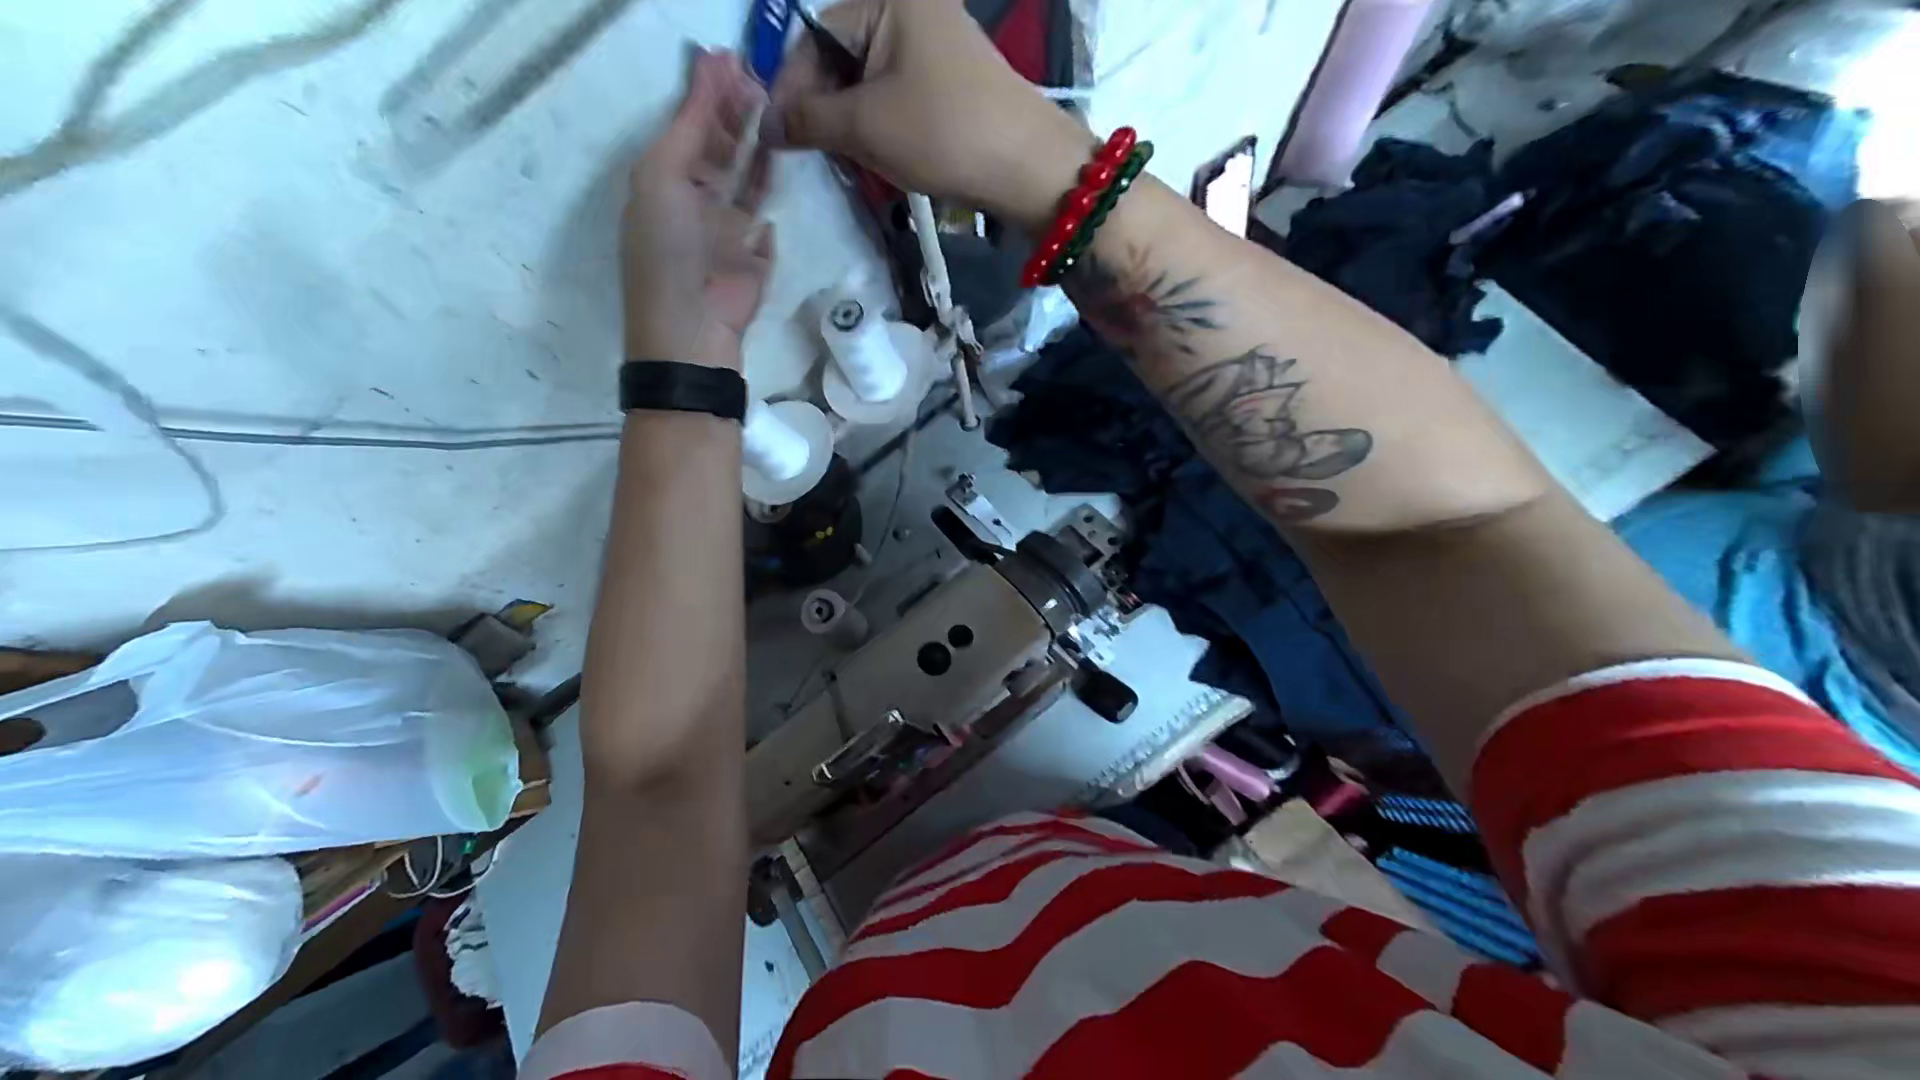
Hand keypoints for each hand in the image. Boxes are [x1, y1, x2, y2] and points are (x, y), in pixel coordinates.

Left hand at [622, 49, 773, 370]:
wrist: (693, 329)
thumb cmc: (668, 250)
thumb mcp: (662, 177)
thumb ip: (688, 126)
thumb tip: (708, 70)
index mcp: (665, 181)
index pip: (690, 127)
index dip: (709, 94)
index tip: (734, 59)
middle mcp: (696, 202)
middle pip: (720, 150)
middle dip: (737, 116)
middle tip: (763, 82)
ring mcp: (727, 232)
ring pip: (746, 181)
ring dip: (758, 150)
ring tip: (777, 114)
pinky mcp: (755, 259)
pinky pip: (765, 223)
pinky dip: (769, 201)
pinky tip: (779, 169)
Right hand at [767, 0, 1094, 232]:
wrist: (1024, 165)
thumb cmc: (942, 133)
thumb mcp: (865, 126)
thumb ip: (809, 120)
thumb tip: (767, 124)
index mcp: (888, 0)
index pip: (815, 34)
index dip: (792, 87)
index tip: (778, 136)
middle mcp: (910, 9)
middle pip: (840, 55)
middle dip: (822, 106)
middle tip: (813, 152)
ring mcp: (932, 43)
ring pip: (867, 80)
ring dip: (849, 121)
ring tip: (846, 159)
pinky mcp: (947, 79)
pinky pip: (895, 94)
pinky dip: (879, 125)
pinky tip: (878, 154)